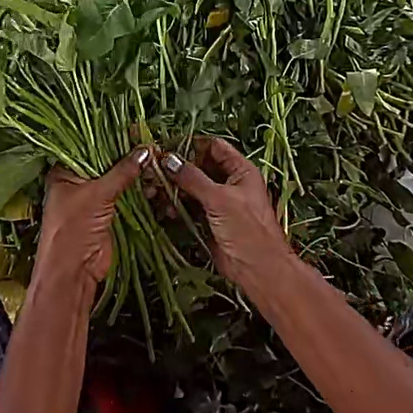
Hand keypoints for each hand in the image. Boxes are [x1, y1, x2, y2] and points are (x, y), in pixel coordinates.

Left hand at [36, 149, 147, 286]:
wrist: (73, 272)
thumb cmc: (72, 230)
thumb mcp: (96, 195)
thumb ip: (122, 171)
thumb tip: (145, 150)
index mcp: (65, 172)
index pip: (90, 146)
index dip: (113, 137)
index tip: (137, 130)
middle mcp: (80, 182)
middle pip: (109, 161)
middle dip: (131, 155)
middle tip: (153, 145)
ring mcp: (96, 197)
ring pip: (121, 178)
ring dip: (140, 173)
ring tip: (158, 163)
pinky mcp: (110, 212)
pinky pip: (129, 194)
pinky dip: (142, 189)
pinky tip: (156, 184)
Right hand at [150, 137, 290, 287]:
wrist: (257, 268)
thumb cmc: (248, 229)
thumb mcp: (220, 199)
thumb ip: (193, 178)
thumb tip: (169, 159)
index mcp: (241, 170)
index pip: (214, 147)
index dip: (192, 145)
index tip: (168, 147)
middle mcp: (230, 183)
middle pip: (200, 167)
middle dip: (178, 168)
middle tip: (155, 169)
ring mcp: (219, 202)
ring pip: (192, 187)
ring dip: (175, 188)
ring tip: (155, 189)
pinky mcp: (209, 220)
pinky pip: (189, 206)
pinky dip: (177, 205)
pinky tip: (165, 208)